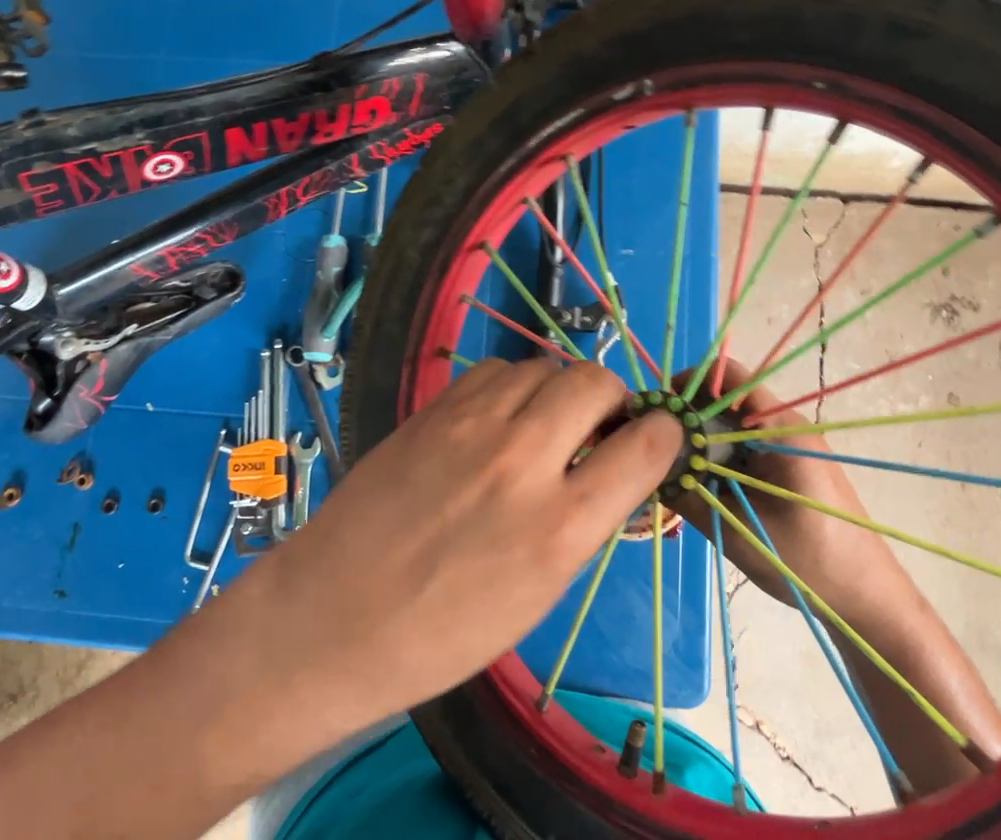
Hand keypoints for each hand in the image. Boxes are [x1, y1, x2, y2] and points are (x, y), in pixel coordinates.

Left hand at [250, 357, 683, 717]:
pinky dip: (511, 386)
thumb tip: (613, 469)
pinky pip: (492, 372)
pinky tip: (499, 416)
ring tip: (546, 421)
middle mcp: (524, 461)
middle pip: (596, 383)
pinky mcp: (431, 411)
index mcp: (562, 527)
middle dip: (613, 399)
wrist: (336, 618)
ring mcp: (472, 427)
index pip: (646, 445)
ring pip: (542, 366)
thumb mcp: (539, 592)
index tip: (656, 438)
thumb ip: (582, 521)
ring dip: (558, 388)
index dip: (663, 434)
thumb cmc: (443, 633)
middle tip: (599, 425)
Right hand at [668, 361, 902, 626]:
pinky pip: (746, 447)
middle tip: (652, 447)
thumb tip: (645, 469)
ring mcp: (791, 447)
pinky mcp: (792, 466)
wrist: (867, 597)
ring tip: (671, 469)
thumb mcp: (736, 532)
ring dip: (702, 441)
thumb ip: (689, 495)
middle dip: (688, 418)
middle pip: (726, 402)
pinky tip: (701, 486)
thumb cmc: (807, 562)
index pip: (730, 378)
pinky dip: (720, 458)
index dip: (688, 384)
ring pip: (734, 427)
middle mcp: (787, 428)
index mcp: (781, 431)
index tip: (655, 411)